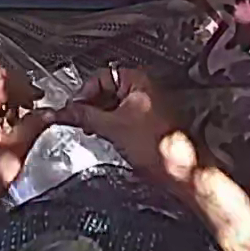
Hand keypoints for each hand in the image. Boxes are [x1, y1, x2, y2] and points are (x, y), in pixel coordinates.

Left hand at [0, 67, 51, 214]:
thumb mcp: (15, 151)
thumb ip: (34, 126)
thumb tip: (48, 114)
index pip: (4, 77)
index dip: (26, 85)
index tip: (39, 96)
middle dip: (17, 88)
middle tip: (33, 101)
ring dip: (7, 97)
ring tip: (22, 113)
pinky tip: (7, 123)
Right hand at [53, 67, 196, 186]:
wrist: (183, 173)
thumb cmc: (160, 147)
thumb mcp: (112, 128)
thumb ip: (85, 115)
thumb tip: (66, 110)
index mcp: (137, 80)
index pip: (100, 77)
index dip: (84, 92)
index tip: (74, 107)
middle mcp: (144, 89)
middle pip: (106, 90)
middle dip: (91, 105)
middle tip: (79, 118)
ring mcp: (147, 106)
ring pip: (113, 105)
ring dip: (100, 116)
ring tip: (91, 129)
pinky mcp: (148, 123)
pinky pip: (122, 116)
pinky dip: (111, 124)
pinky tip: (106, 136)